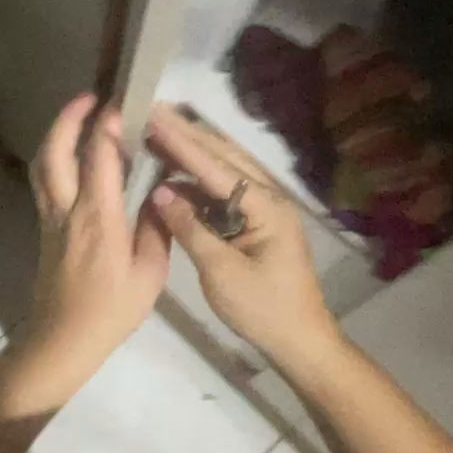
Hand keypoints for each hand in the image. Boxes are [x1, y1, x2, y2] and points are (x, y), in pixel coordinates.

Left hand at [23, 95, 170, 367]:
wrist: (62, 339)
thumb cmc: (110, 310)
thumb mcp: (150, 272)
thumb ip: (155, 227)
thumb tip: (161, 193)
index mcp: (97, 216)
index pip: (98, 155)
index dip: (107, 124)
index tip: (122, 103)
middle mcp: (67, 208)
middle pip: (55, 151)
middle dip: (68, 118)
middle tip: (90, 97)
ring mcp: (49, 217)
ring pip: (42, 164)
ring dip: (56, 135)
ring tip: (77, 119)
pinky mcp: (44, 227)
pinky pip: (43, 181)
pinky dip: (54, 159)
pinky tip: (72, 158)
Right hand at [145, 105, 339, 364]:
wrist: (301, 341)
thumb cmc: (263, 309)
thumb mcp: (221, 272)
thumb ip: (190, 228)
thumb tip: (159, 191)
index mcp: (264, 206)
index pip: (214, 166)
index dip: (181, 141)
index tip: (153, 115)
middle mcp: (267, 198)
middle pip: (222, 156)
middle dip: (186, 134)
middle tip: (152, 111)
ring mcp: (263, 209)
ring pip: (224, 169)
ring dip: (191, 151)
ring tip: (157, 131)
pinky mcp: (255, 222)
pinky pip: (222, 190)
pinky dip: (196, 177)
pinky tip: (173, 172)